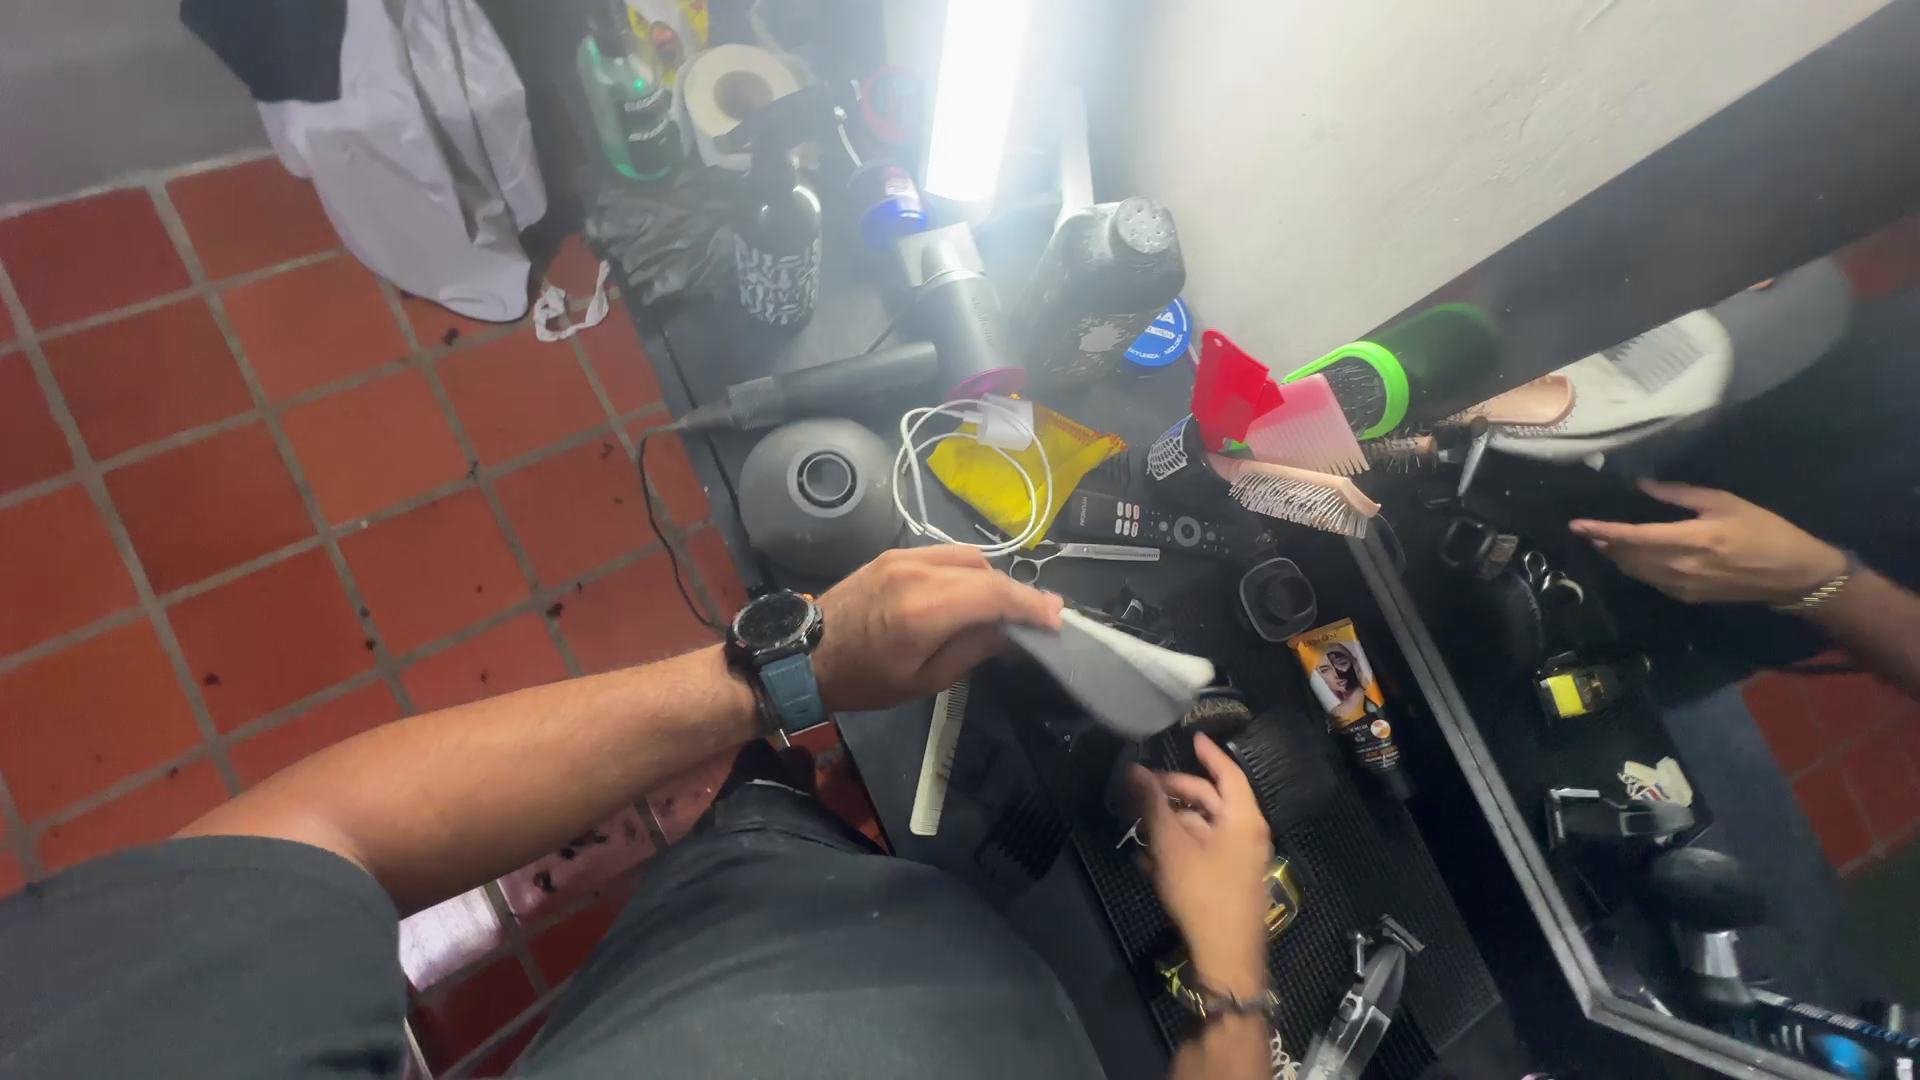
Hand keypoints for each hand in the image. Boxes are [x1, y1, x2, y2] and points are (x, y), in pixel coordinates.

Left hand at [812, 546, 1062, 711]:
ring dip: (992, 579)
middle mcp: (918, 572)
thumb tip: (1012, 632)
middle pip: (987, 570)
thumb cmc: (864, 680)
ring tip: (1002, 608)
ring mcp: (903, 557)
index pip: (995, 594)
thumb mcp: (925, 680)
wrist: (805, 655)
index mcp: (925, 609)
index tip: (1057, 617)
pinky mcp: (893, 554)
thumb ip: (973, 649)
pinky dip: (967, 570)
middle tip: (1039, 616)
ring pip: (969, 556)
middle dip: (1017, 592)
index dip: (1032, 604)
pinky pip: (944, 554)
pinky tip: (968, 593)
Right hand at [1130, 735, 1271, 996]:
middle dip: (1175, 790)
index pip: (1228, 772)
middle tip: (1143, 786)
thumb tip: (1134, 770)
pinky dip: (1179, 844)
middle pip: (1210, 799)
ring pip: (1203, 826)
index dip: (1209, 753)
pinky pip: (1203, 850)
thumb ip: (1152, 803)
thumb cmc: (1202, 892)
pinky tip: (1149, 856)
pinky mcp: (1230, 880)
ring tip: (1139, 821)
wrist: (1226, 957)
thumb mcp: (1171, 844)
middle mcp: (1247, 833)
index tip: (1192, 737)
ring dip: (1171, 820)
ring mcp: (1240, 859)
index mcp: (1243, 819)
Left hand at [1569, 480, 1846, 604]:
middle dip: (1603, 542)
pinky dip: (1633, 567)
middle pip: (1625, 555)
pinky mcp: (1684, 596)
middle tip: (1589, 530)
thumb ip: (1681, 495)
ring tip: (1604, 541)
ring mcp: (1680, 585)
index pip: (1633, 536)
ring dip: (1614, 555)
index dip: (1601, 531)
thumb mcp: (1728, 504)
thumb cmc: (1767, 533)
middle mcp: (1680, 565)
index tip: (1576, 525)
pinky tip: (1632, 557)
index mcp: (1692, 540)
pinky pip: (1647, 580)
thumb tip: (1642, 484)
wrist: (1798, 577)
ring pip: (1631, 569)